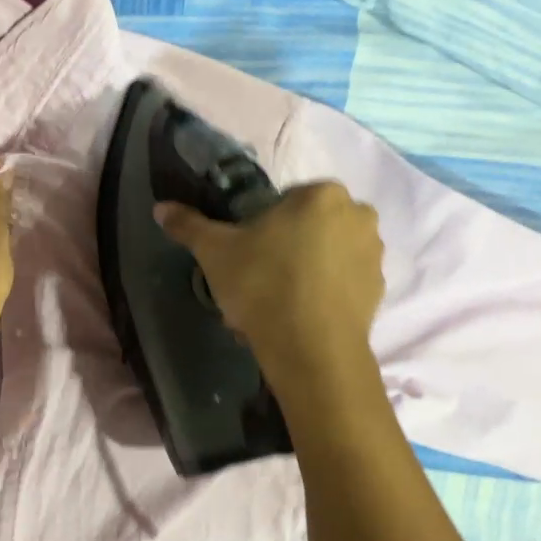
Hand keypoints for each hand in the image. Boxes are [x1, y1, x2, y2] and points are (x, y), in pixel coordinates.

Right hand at [154, 181, 383, 387]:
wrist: (309, 346)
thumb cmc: (261, 285)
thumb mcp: (214, 252)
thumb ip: (189, 225)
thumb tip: (160, 208)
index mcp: (321, 195)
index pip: (284, 199)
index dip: (259, 224)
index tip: (243, 250)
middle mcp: (358, 214)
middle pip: (309, 224)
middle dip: (286, 243)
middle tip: (255, 274)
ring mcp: (374, 252)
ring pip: (328, 252)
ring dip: (305, 267)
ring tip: (275, 299)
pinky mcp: (379, 287)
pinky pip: (342, 280)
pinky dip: (322, 291)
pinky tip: (295, 313)